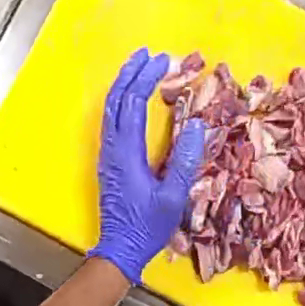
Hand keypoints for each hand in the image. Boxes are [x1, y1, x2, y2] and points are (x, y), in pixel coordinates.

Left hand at [88, 48, 206, 283]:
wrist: (120, 250)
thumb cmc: (147, 228)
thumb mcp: (173, 197)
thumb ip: (185, 161)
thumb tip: (198, 126)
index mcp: (126, 155)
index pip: (133, 105)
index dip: (147, 79)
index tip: (163, 61)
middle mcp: (111, 151)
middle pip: (116, 102)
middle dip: (130, 75)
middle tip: (146, 55)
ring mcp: (107, 158)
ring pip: (109, 112)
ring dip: (123, 87)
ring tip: (137, 70)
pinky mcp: (108, 166)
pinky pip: (110, 125)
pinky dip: (120, 106)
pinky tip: (129, 103)